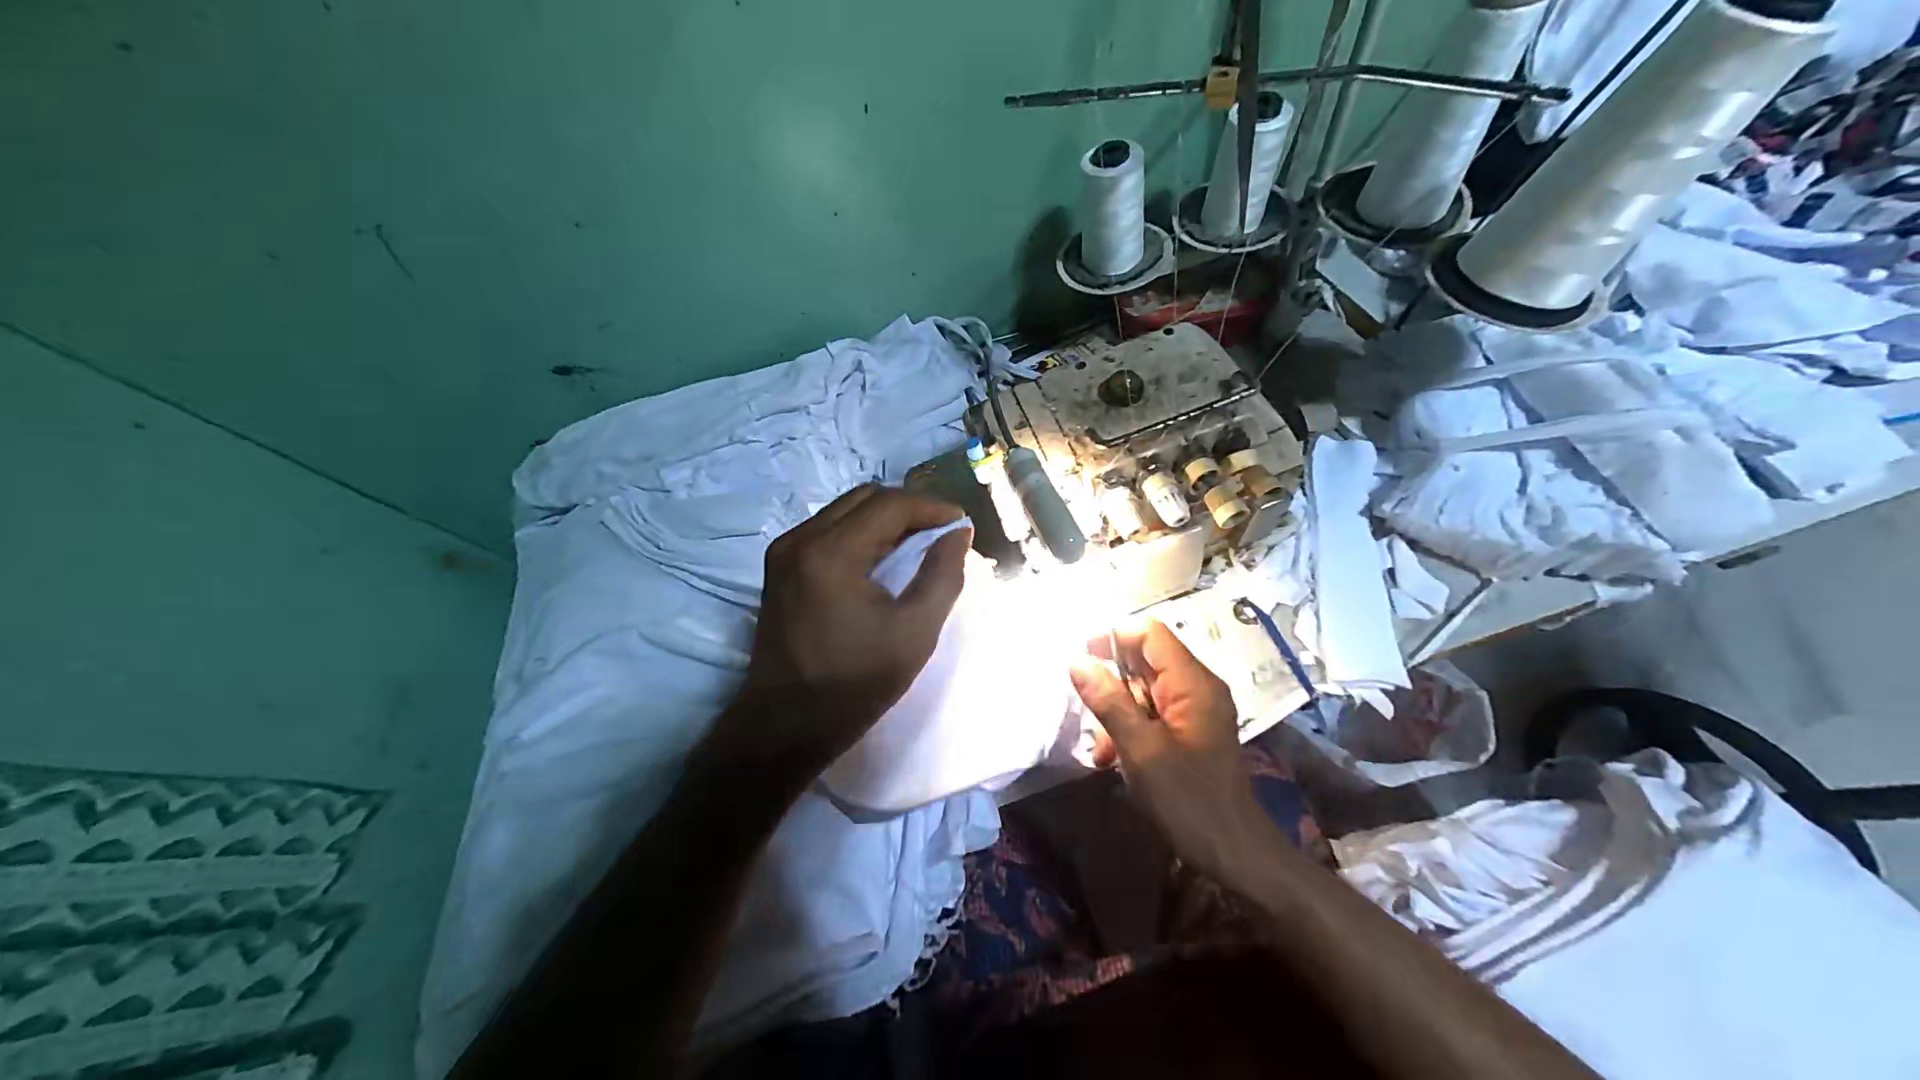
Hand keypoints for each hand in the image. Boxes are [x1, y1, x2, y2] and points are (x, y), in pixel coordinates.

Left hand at [727, 484, 970, 776]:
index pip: (890, 505)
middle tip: (941, 534)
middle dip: (909, 508)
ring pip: (844, 509)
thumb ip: (942, 575)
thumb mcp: (914, 633)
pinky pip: (827, 528)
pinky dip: (860, 531)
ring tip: (916, 544)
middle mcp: (800, 539)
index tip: (962, 524)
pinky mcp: (779, 566)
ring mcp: (784, 551)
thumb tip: (958, 533)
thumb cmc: (854, 684)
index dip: (932, 507)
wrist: (785, 724)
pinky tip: (880, 558)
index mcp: (830, 553)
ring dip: (884, 518)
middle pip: (866, 497)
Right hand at [1070, 621, 1274, 877]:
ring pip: (1142, 690)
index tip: (1082, 660)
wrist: (1234, 854)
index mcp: (1193, 683)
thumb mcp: (1141, 750)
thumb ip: (1109, 702)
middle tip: (1094, 720)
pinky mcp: (1188, 732)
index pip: (1150, 633)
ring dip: (1117, 714)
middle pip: (1143, 661)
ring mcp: (1194, 710)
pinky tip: (1116, 760)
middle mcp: (1197, 688)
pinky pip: (1151, 713)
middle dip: (1112, 686)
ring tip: (1106, 752)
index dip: (1114, 637)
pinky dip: (1129, 729)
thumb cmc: (1189, 800)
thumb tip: (1077, 661)